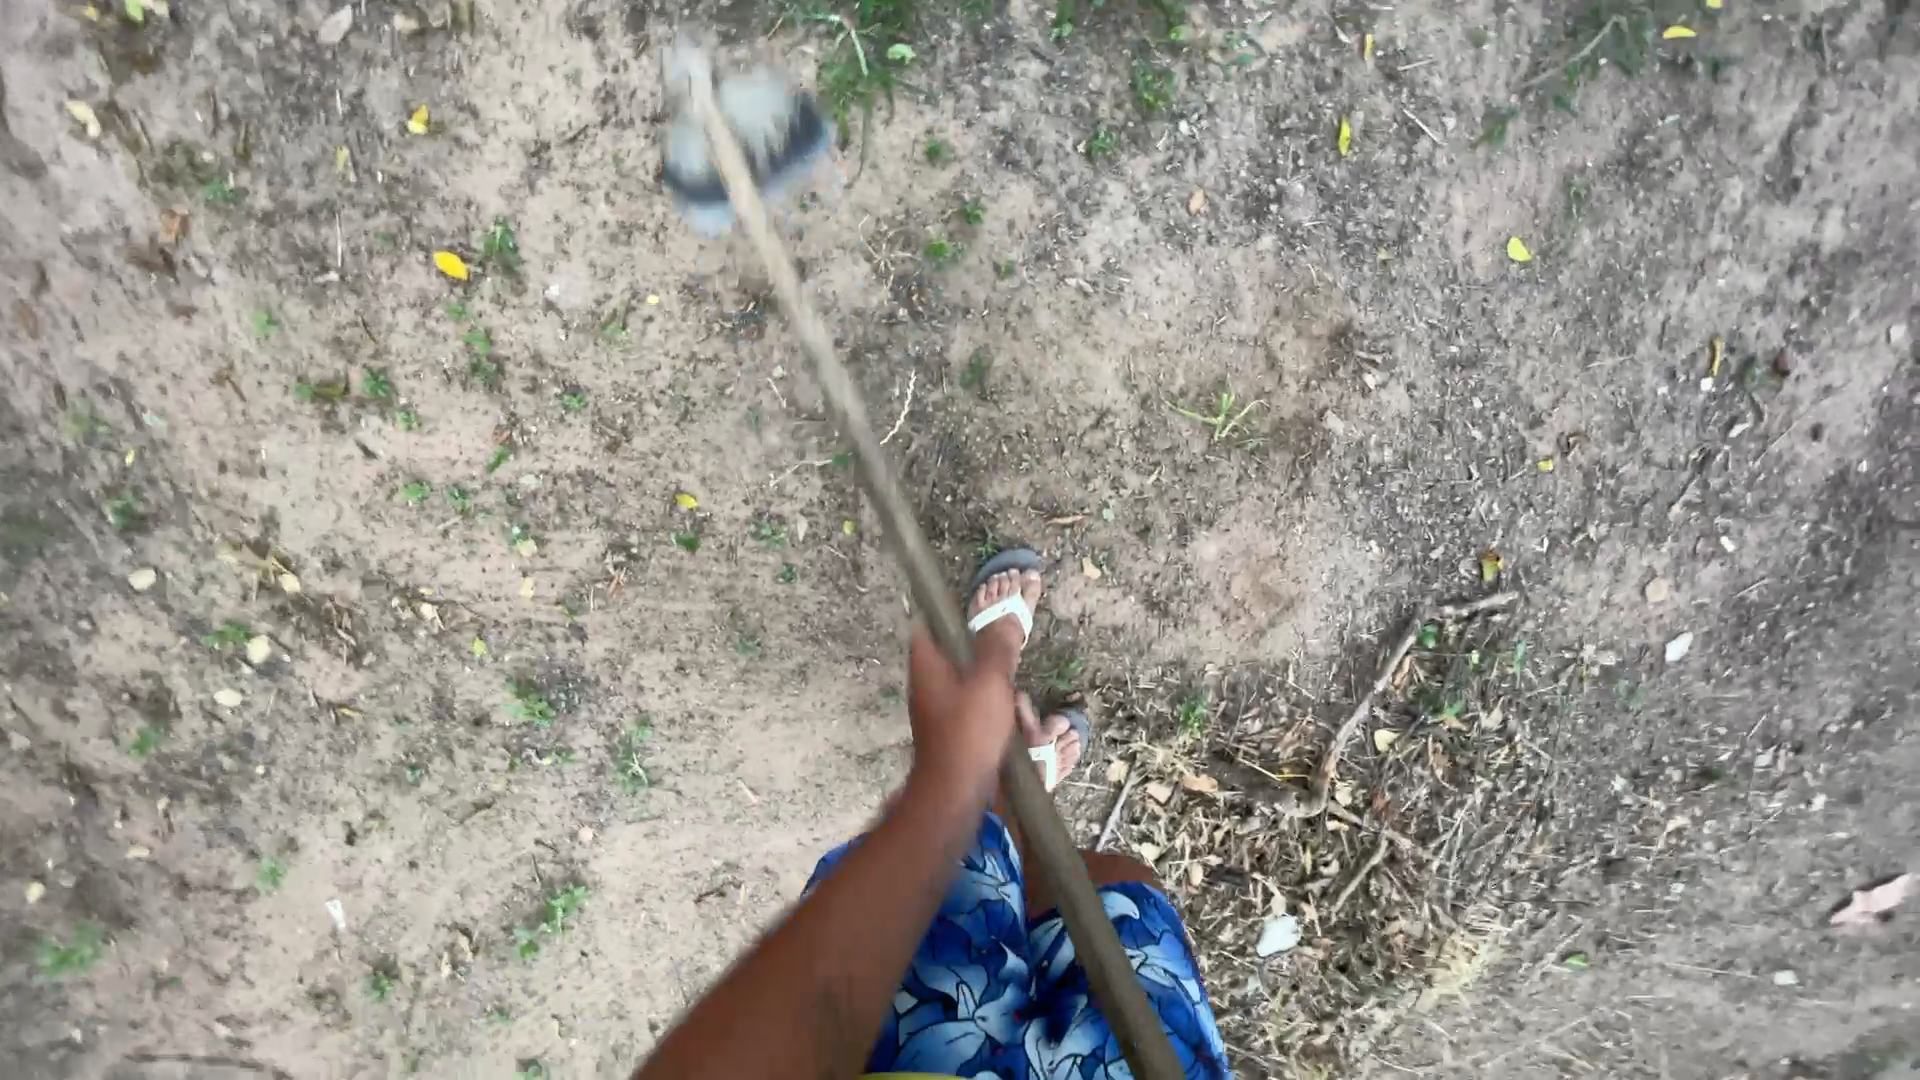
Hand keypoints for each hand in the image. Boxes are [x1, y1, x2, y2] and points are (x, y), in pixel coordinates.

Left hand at [904, 624, 1016, 804]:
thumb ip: (998, 648)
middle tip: (1011, 666)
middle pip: (958, 655)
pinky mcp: (953, 731)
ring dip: (999, 692)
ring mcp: (939, 709)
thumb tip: (1006, 618)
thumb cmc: (969, 730)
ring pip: (973, 685)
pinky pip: (977, 710)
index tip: (979, 618)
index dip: (951, 616)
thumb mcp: (990, 681)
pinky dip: (996, 714)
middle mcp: (927, 683)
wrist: (957, 791)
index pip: (928, 624)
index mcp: (926, 664)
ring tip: (1017, 706)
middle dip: (990, 661)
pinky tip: (1015, 726)